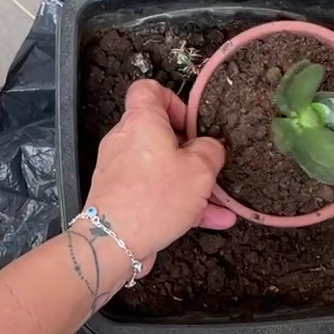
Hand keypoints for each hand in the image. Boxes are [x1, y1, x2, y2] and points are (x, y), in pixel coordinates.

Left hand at [82, 79, 236, 268]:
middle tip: (208, 165)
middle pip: (159, 134)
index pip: (149, 89)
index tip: (192, 122)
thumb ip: (211, 151)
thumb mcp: (199, 170)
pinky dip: (180, 203)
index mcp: (141, 122)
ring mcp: (120, 170)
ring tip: (220, 202)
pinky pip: (155, 193)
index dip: (173, 99)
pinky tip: (212, 220)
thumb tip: (209, 147)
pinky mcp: (121, 197)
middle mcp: (125, 141)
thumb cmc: (152, 199)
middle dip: (190, 151)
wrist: (112, 243)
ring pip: (162, 169)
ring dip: (191, 184)